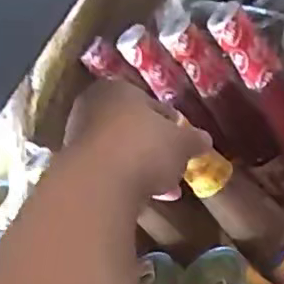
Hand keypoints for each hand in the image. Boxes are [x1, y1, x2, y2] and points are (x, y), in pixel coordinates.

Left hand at [61, 80, 210, 202]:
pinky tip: (145, 194)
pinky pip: (111, 168)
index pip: (153, 104)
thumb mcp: (181, 144)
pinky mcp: (77, 162)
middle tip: (175, 166)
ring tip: (164, 187)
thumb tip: (206, 138)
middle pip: (135, 127)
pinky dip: (128, 178)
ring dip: (143, 166)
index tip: (185, 144)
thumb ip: (194, 139)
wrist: (102, 181)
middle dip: (156, 148)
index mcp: (121, 89)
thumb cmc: (145, 149)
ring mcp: (81, 133)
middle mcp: (95, 104)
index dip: (173, 125)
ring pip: (122, 149)